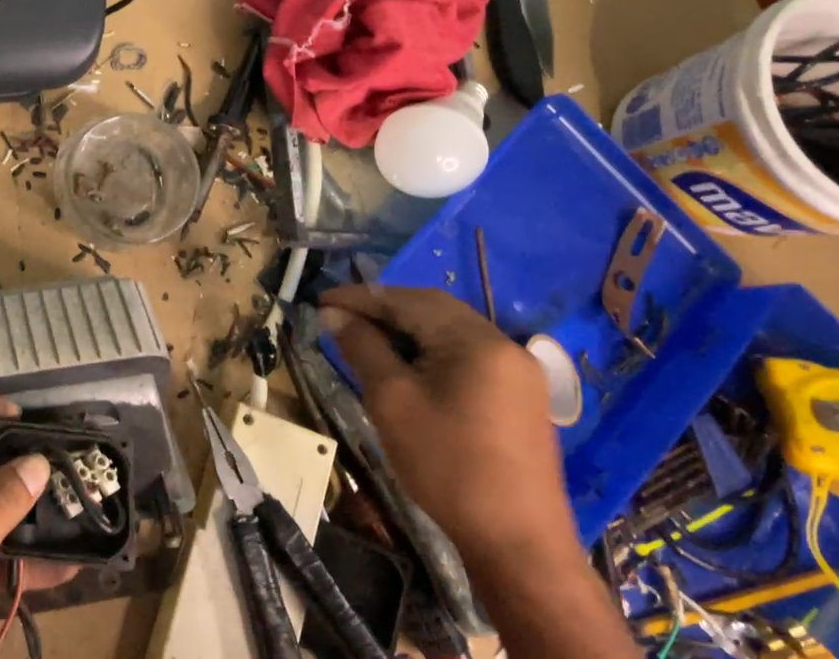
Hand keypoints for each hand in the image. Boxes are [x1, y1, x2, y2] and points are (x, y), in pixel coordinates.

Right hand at [318, 285, 577, 563]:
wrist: (518, 541)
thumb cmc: (447, 465)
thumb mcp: (392, 401)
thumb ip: (363, 348)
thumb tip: (334, 313)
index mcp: (476, 341)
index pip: (408, 300)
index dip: (360, 297)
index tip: (319, 301)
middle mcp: (504, 345)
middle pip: (434, 309)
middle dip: (383, 308)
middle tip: (338, 316)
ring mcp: (518, 372)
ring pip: (450, 331)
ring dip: (405, 328)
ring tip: (363, 339)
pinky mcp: (519, 396)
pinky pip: (466, 355)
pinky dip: (429, 350)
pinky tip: (403, 366)